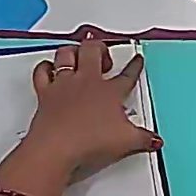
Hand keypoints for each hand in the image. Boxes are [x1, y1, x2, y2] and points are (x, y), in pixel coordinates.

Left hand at [23, 37, 160, 178]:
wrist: (58, 146)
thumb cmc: (89, 140)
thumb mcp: (126, 142)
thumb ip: (143, 139)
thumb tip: (153, 140)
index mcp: (109, 91)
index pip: (127, 75)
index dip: (134, 66)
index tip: (136, 61)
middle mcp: (86, 82)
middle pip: (93, 51)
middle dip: (101, 48)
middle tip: (104, 54)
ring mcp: (64, 84)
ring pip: (67, 53)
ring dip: (73, 51)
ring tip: (78, 54)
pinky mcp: (45, 93)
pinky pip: (43, 71)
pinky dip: (45, 67)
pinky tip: (49, 68)